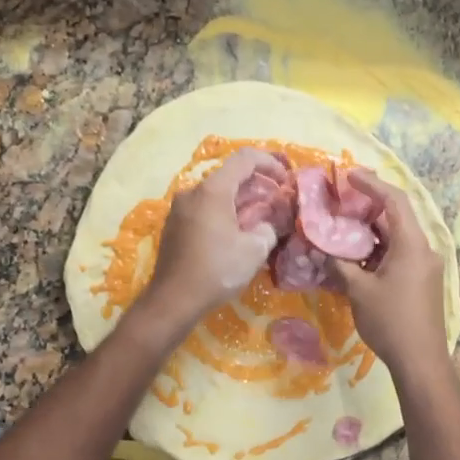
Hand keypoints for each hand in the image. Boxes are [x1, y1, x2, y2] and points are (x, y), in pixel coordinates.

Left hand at [140, 147, 286, 328]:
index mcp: (212, 190)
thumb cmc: (216, 270)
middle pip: (229, 176)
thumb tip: (267, 225)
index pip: (245, 158)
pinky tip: (235, 235)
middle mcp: (192, 193)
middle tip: (277, 203)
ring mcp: (179, 210)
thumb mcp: (254, 250)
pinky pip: (204, 210)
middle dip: (257, 186)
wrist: (173, 300)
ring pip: (216, 195)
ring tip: (259, 221)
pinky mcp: (174, 227)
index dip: (270, 163)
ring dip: (240, 202)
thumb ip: (268, 228)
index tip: (286, 180)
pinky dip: (223, 214)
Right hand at [326, 168, 449, 374]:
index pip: (394, 201)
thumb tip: (323, 250)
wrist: (420, 360)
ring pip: (396, 238)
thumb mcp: (359, 291)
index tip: (349, 176)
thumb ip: (340, 265)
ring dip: (370, 232)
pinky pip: (399, 255)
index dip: (372, 184)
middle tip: (339, 202)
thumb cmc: (390, 321)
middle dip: (367, 208)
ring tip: (341, 228)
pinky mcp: (421, 282)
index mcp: (412, 244)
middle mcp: (423, 250)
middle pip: (396, 218)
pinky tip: (354, 256)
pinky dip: (377, 250)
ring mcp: (425, 266)